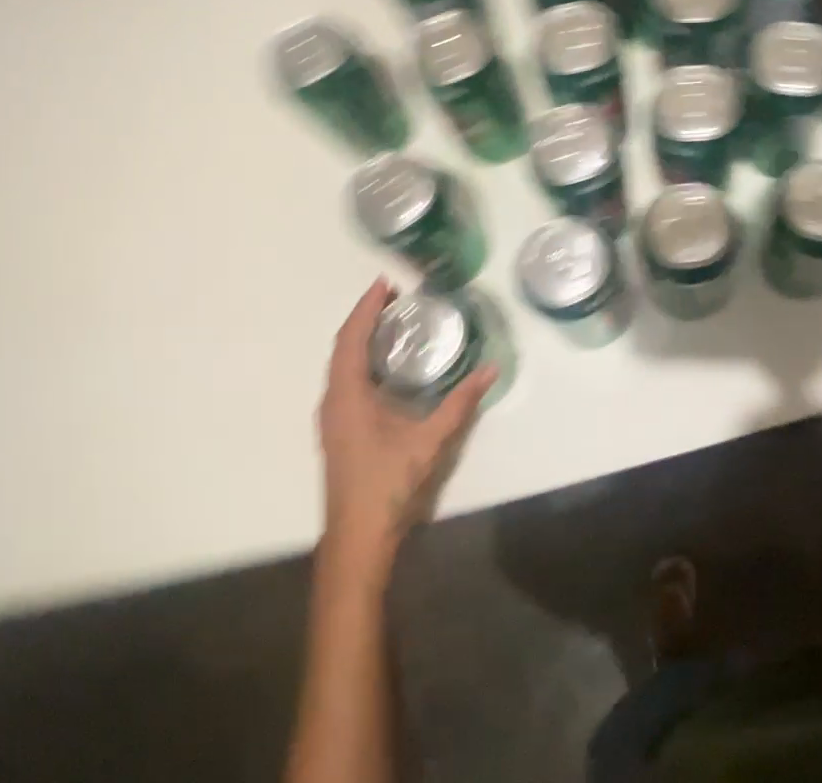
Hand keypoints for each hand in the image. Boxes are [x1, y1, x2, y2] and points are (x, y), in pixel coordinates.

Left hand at [317, 277, 496, 564]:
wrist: (357, 537)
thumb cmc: (388, 485)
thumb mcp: (430, 441)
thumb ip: (460, 404)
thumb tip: (490, 370)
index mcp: (347, 396)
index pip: (351, 338)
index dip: (366, 308)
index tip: (386, 284)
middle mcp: (332, 401)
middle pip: (342, 347)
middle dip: (365, 319)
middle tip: (395, 299)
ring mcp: (332, 418)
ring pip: (341, 367)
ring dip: (361, 341)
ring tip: (392, 325)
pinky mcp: (338, 432)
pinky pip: (345, 382)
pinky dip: (362, 363)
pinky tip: (386, 370)